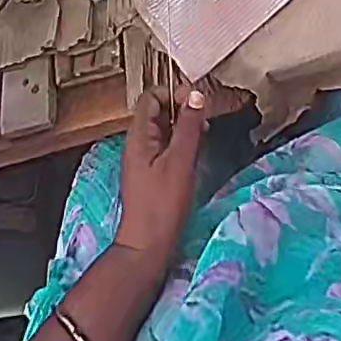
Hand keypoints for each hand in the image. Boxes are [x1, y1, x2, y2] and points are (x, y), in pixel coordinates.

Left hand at [115, 84, 206, 269]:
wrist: (148, 247)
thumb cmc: (162, 205)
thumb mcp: (180, 161)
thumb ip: (188, 126)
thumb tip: (196, 95)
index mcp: (138, 135)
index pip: (151, 97)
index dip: (173, 93)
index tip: (196, 103)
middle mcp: (137, 142)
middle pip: (157, 110)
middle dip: (181, 108)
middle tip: (204, 118)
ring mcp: (143, 157)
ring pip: (163, 128)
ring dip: (183, 125)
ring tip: (203, 133)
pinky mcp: (150, 172)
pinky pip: (165, 145)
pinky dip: (180, 142)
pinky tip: (195, 152)